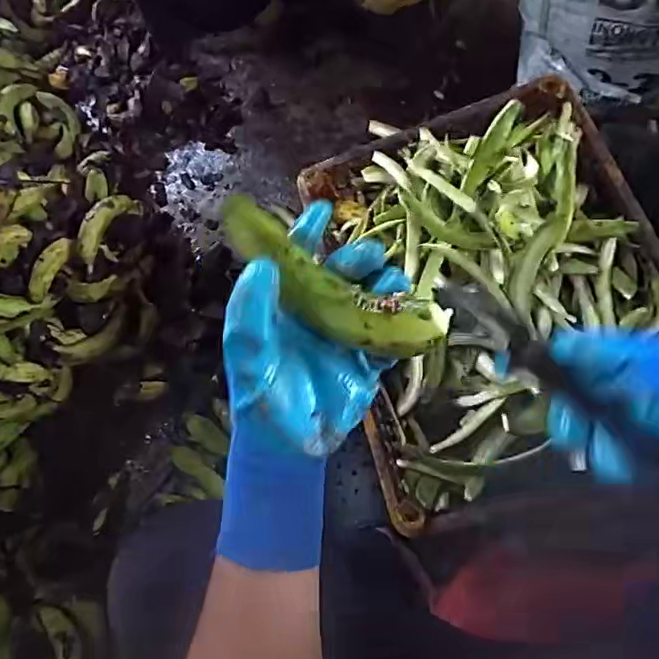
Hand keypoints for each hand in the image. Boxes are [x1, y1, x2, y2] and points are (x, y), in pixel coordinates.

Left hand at [217, 201, 407, 570]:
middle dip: (358, 257)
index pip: (298, 260)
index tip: (321, 210)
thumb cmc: (261, 398)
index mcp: (287, 305)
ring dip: (386, 285)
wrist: (289, 448)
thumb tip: (262, 266)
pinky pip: (393, 335)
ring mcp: (346, 334)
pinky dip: (405, 324)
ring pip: (374, 297)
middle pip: (345, 272)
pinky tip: (410, 317)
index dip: (307, 233)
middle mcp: (318, 312)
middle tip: (367, 258)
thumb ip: (250, 312)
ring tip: (391, 286)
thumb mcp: (248, 356)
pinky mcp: (369, 359)